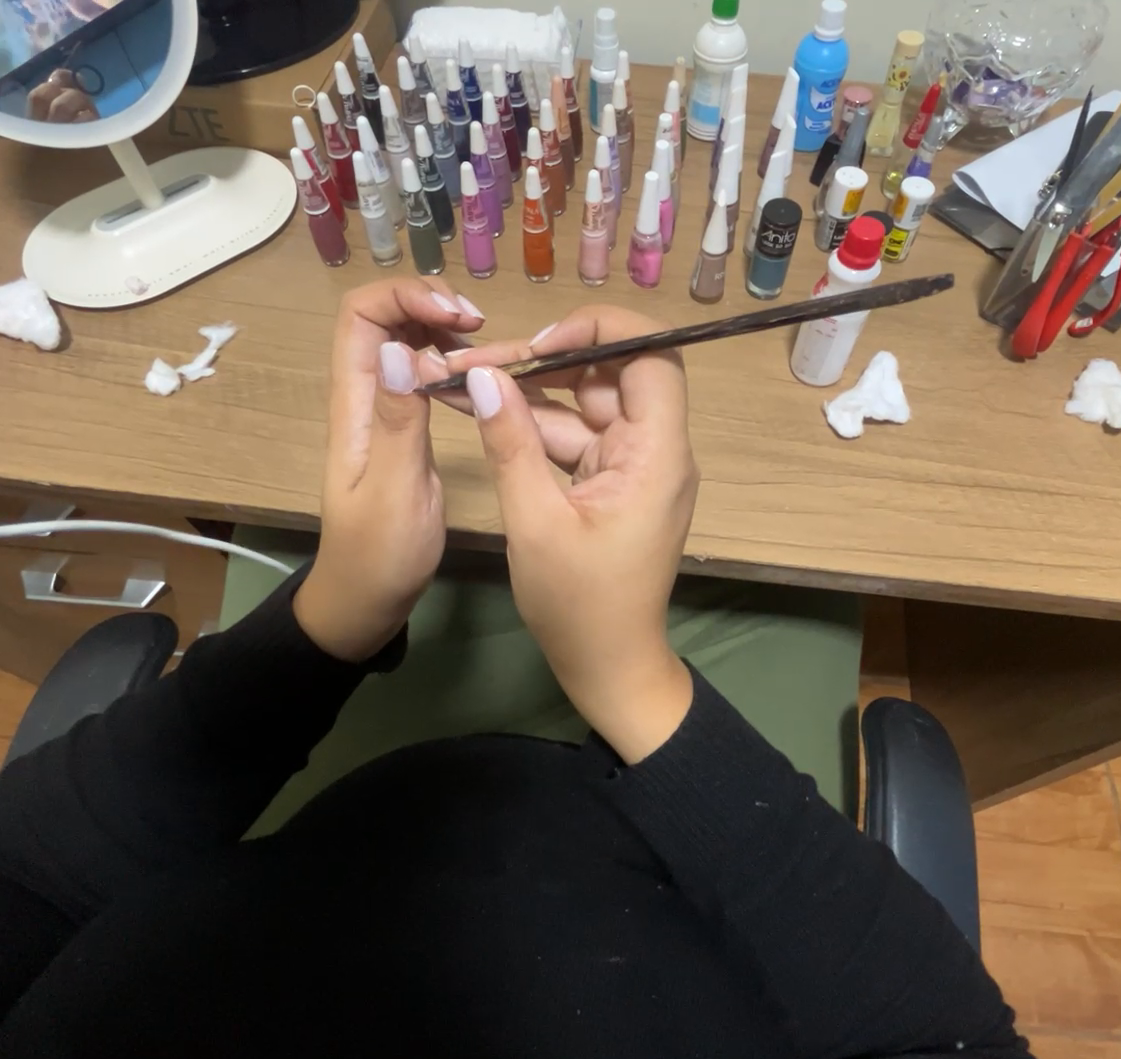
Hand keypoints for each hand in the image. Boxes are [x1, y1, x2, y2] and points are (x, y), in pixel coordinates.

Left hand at [294, 277, 485, 660]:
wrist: (367, 596)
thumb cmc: (380, 553)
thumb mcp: (394, 491)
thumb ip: (400, 423)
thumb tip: (405, 351)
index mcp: (354, 404)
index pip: (362, 316)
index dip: (407, 296)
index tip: (460, 319)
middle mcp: (365, 396)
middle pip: (382, 317)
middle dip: (428, 303)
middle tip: (479, 327)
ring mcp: (384, 411)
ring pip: (403, 341)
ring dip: (441, 328)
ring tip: (484, 347)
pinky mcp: (403, 428)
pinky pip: (421, 374)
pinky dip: (448, 360)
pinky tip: (476, 378)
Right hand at [448, 307, 698, 761]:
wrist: (608, 665)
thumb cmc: (579, 605)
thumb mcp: (535, 522)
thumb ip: (510, 443)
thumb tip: (483, 376)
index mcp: (656, 454)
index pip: (651, 356)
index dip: (601, 332)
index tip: (539, 340)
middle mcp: (655, 450)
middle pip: (611, 375)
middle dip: (543, 360)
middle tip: (476, 359)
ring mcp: (635, 467)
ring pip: (586, 405)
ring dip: (529, 393)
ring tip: (463, 378)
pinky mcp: (614, 483)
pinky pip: (577, 438)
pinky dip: (535, 427)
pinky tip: (485, 413)